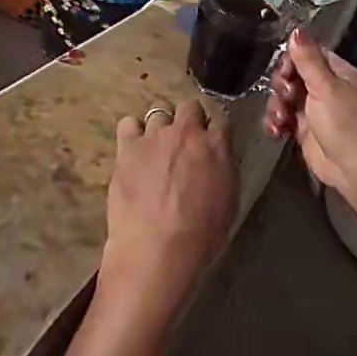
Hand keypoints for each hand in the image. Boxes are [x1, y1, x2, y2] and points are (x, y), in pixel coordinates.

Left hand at [101, 100, 236, 320]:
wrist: (158, 247)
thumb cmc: (202, 236)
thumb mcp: (229, 203)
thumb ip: (224, 173)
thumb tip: (217, 164)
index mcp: (217, 146)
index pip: (221, 121)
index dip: (214, 132)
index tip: (210, 144)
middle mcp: (187, 132)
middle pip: (189, 107)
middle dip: (188, 120)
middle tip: (183, 143)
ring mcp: (155, 136)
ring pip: (159, 112)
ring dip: (161, 127)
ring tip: (156, 148)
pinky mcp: (127, 147)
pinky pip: (129, 124)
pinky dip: (132, 133)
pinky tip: (133, 149)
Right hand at [262, 30, 356, 195]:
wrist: (355, 169)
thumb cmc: (344, 124)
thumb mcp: (325, 88)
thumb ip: (308, 60)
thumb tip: (296, 30)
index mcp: (337, 73)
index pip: (309, 54)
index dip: (292, 60)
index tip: (285, 72)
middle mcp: (326, 88)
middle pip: (293, 75)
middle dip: (282, 85)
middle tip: (286, 97)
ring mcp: (314, 110)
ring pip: (284, 98)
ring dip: (276, 107)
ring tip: (281, 120)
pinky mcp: (304, 131)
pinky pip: (283, 119)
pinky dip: (276, 123)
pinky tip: (277, 132)